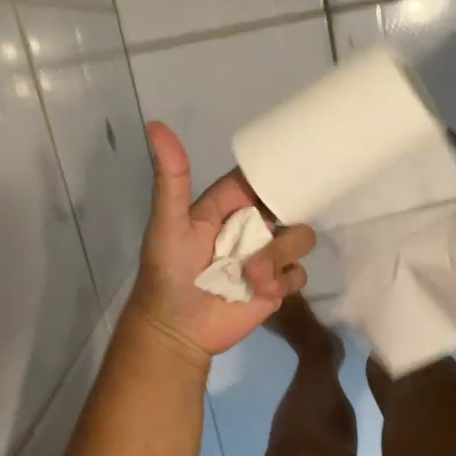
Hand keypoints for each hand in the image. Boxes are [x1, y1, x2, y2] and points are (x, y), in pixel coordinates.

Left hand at [125, 122, 314, 359]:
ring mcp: (266, 257)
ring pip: (300, 239)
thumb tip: (155, 125)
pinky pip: (298, 274)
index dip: (276, 176)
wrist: (176, 330)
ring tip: (252, 278)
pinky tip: (260, 293)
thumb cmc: (168, 272)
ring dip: (278, 259)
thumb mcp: (168, 221)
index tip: (292, 170)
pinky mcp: (276, 287)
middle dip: (280, 227)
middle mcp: (251, 228)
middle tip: (259, 244)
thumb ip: (171, 177)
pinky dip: (282, 283)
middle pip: (290, 208)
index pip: (259, 180)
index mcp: (226, 207)